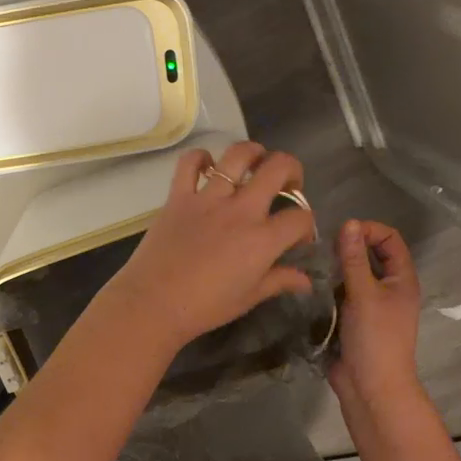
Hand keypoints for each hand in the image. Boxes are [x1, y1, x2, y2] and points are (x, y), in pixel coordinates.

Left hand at [98, 141, 316, 348]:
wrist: (153, 304)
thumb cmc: (204, 308)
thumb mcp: (248, 298)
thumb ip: (279, 281)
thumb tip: (306, 280)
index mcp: (263, 240)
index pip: (300, 217)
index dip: (306, 226)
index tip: (297, 238)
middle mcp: (241, 210)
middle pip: (278, 168)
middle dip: (292, 170)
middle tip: (287, 184)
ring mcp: (208, 199)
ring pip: (239, 154)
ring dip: (254, 153)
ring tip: (255, 164)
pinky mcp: (179, 197)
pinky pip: (189, 163)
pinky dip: (200, 158)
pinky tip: (207, 167)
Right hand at [328, 219, 421, 404]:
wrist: (371, 387)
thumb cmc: (375, 338)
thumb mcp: (363, 294)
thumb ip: (354, 259)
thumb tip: (348, 223)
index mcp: (402, 279)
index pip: (390, 239)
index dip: (369, 230)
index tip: (341, 233)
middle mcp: (389, 289)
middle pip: (370, 257)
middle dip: (348, 249)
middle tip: (322, 250)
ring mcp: (371, 306)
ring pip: (353, 277)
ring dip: (336, 271)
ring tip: (314, 269)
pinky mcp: (354, 322)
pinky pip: (341, 297)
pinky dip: (329, 291)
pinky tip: (312, 290)